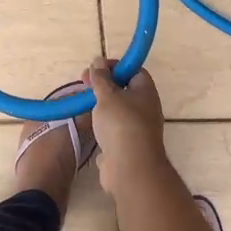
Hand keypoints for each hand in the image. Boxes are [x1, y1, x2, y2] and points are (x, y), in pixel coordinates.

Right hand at [85, 57, 170, 187]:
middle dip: (104, 85)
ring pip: (118, 110)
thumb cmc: (121, 125)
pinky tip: (90, 126)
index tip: (96, 69)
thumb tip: (98, 61)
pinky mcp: (129, 146)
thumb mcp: (107, 94)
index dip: (114, 66)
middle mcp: (145, 108)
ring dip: (101, 106)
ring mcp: (138, 129)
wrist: (130, 170)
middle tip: (84, 84)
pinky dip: (102, 126)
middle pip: (124, 89)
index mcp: (145, 91)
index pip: (133, 70)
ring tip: (84, 105)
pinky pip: (114, 129)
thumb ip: (101, 77)